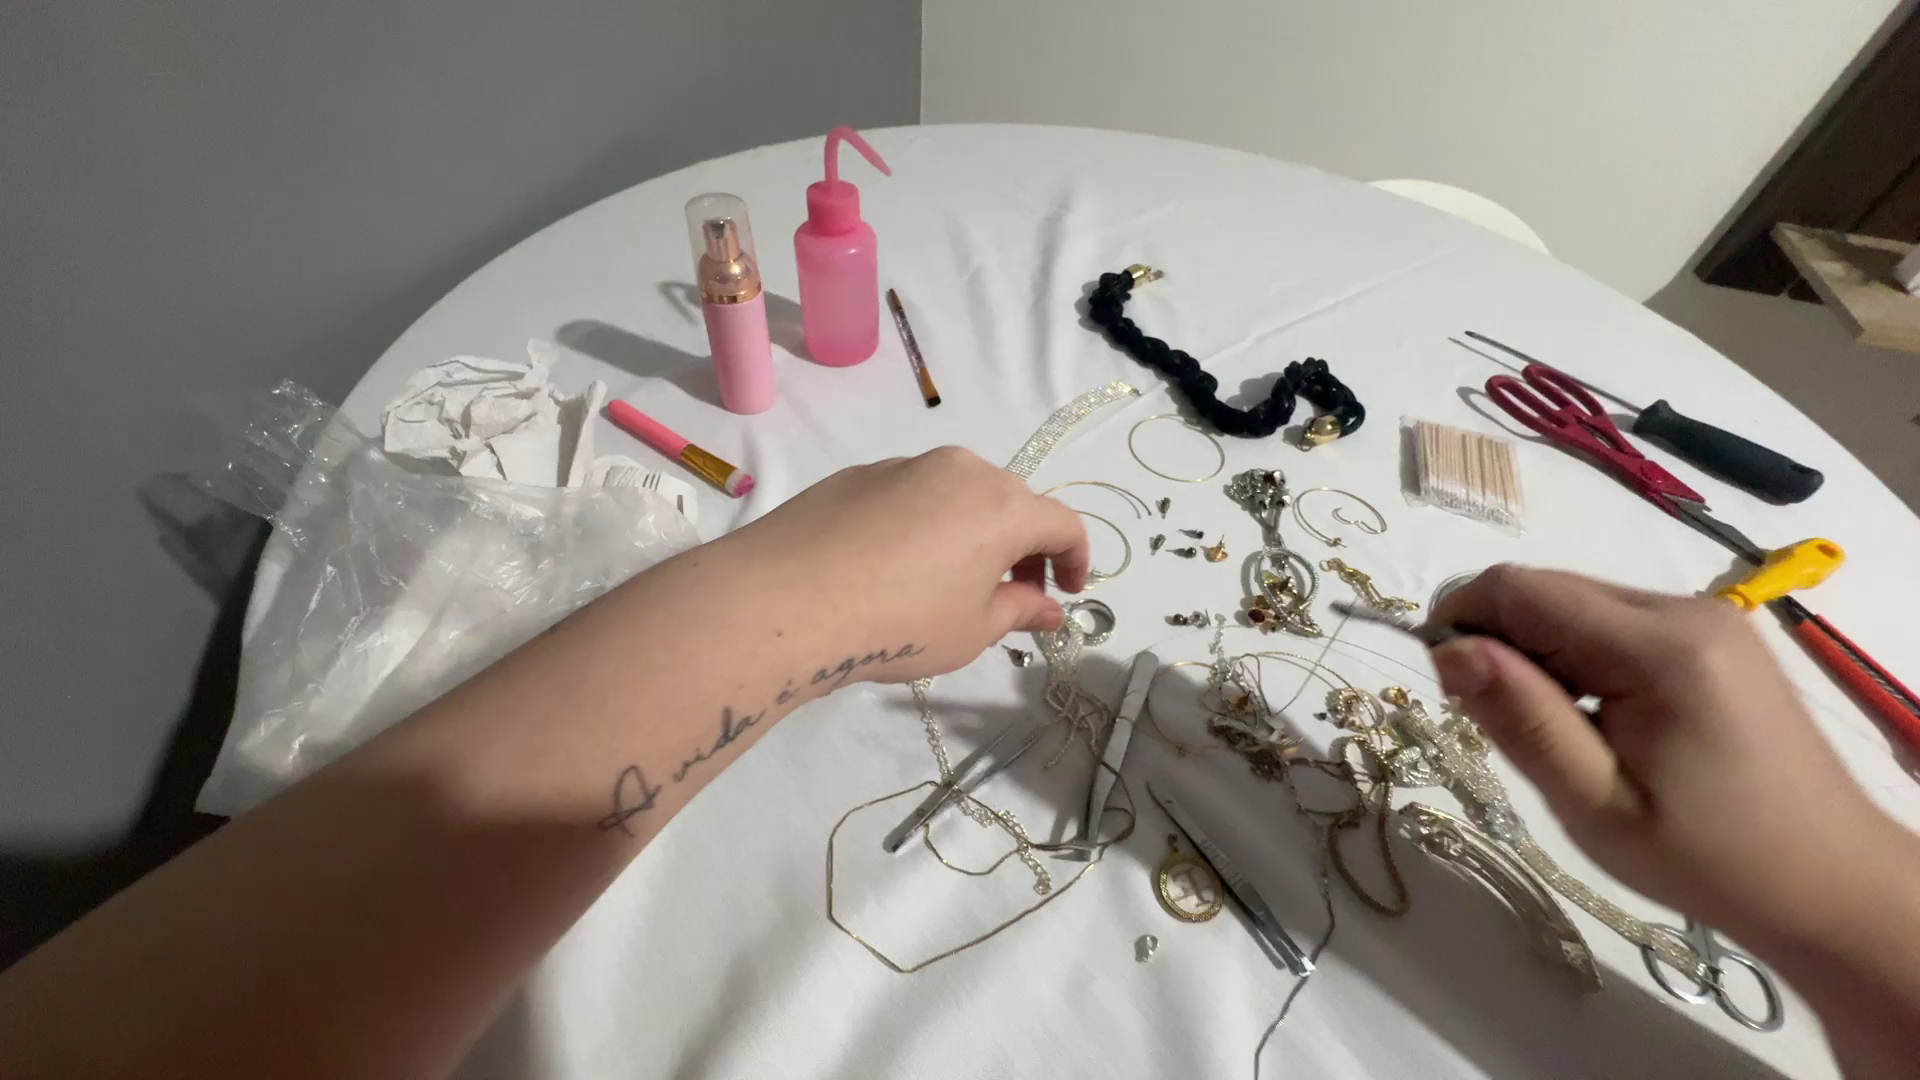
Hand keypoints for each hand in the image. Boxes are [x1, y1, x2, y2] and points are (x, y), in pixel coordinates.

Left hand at [713, 447, 1088, 686]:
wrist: (785, 600)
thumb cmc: (899, 623)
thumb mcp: (972, 630)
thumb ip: (1020, 610)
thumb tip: (1049, 608)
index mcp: (1001, 505)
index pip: (1062, 524)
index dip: (1076, 561)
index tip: (1067, 595)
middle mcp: (958, 470)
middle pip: (1012, 502)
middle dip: (1023, 547)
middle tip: (1010, 593)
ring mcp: (903, 466)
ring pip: (959, 493)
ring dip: (972, 531)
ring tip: (948, 580)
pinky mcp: (857, 474)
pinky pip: (911, 494)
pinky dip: (924, 524)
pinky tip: (892, 566)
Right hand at [1429, 565, 1887, 938]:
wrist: (1836, 887)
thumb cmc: (1708, 857)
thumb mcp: (1594, 802)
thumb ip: (1520, 718)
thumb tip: (1448, 649)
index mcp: (1660, 648)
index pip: (1516, 589)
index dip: (1460, 623)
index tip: (1454, 690)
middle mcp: (1683, 610)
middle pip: (1538, 589)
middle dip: (1494, 641)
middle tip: (1501, 719)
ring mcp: (1700, 616)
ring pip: (1561, 600)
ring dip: (1528, 651)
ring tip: (1552, 724)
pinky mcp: (1703, 631)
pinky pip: (1595, 617)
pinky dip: (1564, 653)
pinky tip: (1588, 710)